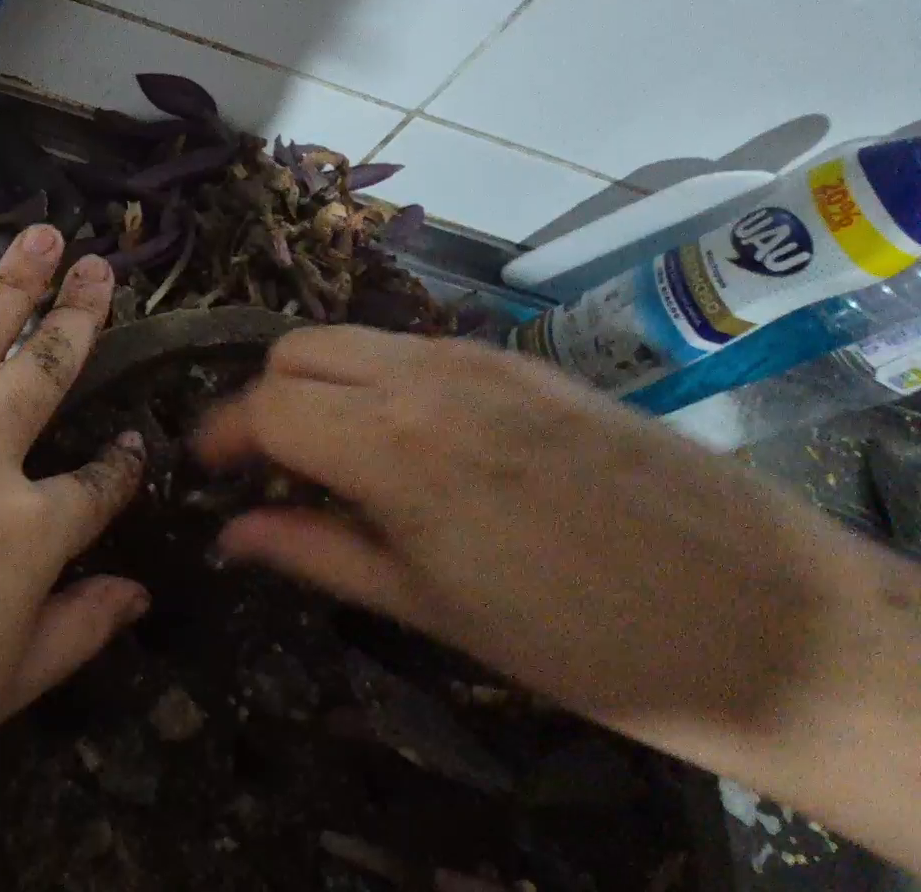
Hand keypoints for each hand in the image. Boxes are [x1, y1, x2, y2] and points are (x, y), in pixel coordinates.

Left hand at [0, 219, 146, 830]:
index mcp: (30, 532)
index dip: (123, 466)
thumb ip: (77, 632)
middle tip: (101, 271)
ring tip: (43, 237)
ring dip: (10, 285)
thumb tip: (138, 590)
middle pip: (43, 376)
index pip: (99, 486)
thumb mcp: (2, 694)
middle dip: (78, 322)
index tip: (138, 445)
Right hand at [192, 326, 920, 869]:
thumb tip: (229, 533)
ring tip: (332, 456)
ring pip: (353, 340)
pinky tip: (407, 443)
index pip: (264, 405)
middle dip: (262, 400)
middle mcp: (428, 378)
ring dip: (318, 384)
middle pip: (295, 350)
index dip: (221, 434)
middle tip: (269, 466)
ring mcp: (483, 361)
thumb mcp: (428, 608)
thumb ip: (314, 553)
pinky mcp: (529, 364)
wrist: (781, 631)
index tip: (205, 469)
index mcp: (393, 444)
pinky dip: (376, 380)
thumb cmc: (582, 645)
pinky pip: (414, 350)